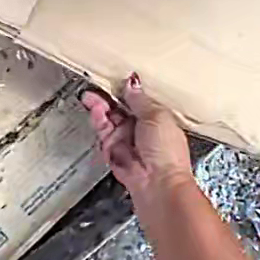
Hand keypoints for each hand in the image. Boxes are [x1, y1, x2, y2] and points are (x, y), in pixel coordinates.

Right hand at [81, 73, 194, 198]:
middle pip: (119, 107)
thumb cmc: (167, 152)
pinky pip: (102, 130)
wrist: (157, 181)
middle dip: (108, 96)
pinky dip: (98, 119)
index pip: (137, 100)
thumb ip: (140, 99)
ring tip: (92, 95)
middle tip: (98, 84)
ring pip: (108, 117)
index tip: (116, 79)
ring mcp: (124, 138)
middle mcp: (139, 128)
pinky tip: (96, 109)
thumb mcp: (157, 116)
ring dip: (99, 105)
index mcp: (156, 119)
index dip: (126, 90)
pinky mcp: (111, 147)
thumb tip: (132, 84)